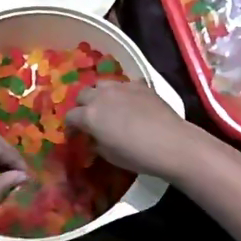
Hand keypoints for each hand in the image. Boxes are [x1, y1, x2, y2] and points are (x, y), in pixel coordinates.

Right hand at [64, 80, 204, 178]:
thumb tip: (94, 138)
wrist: (170, 142)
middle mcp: (101, 96)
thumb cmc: (137, 155)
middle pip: (83, 94)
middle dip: (83, 105)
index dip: (71, 126)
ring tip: (108, 105)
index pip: (70, 116)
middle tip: (90, 118)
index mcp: (89, 115)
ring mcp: (121, 87)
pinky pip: (124, 84)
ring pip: (102, 84)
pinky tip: (130, 102)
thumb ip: (96, 143)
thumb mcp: (109, 155)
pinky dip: (122, 92)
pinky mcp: (140, 85)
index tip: (76, 134)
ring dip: (100, 94)